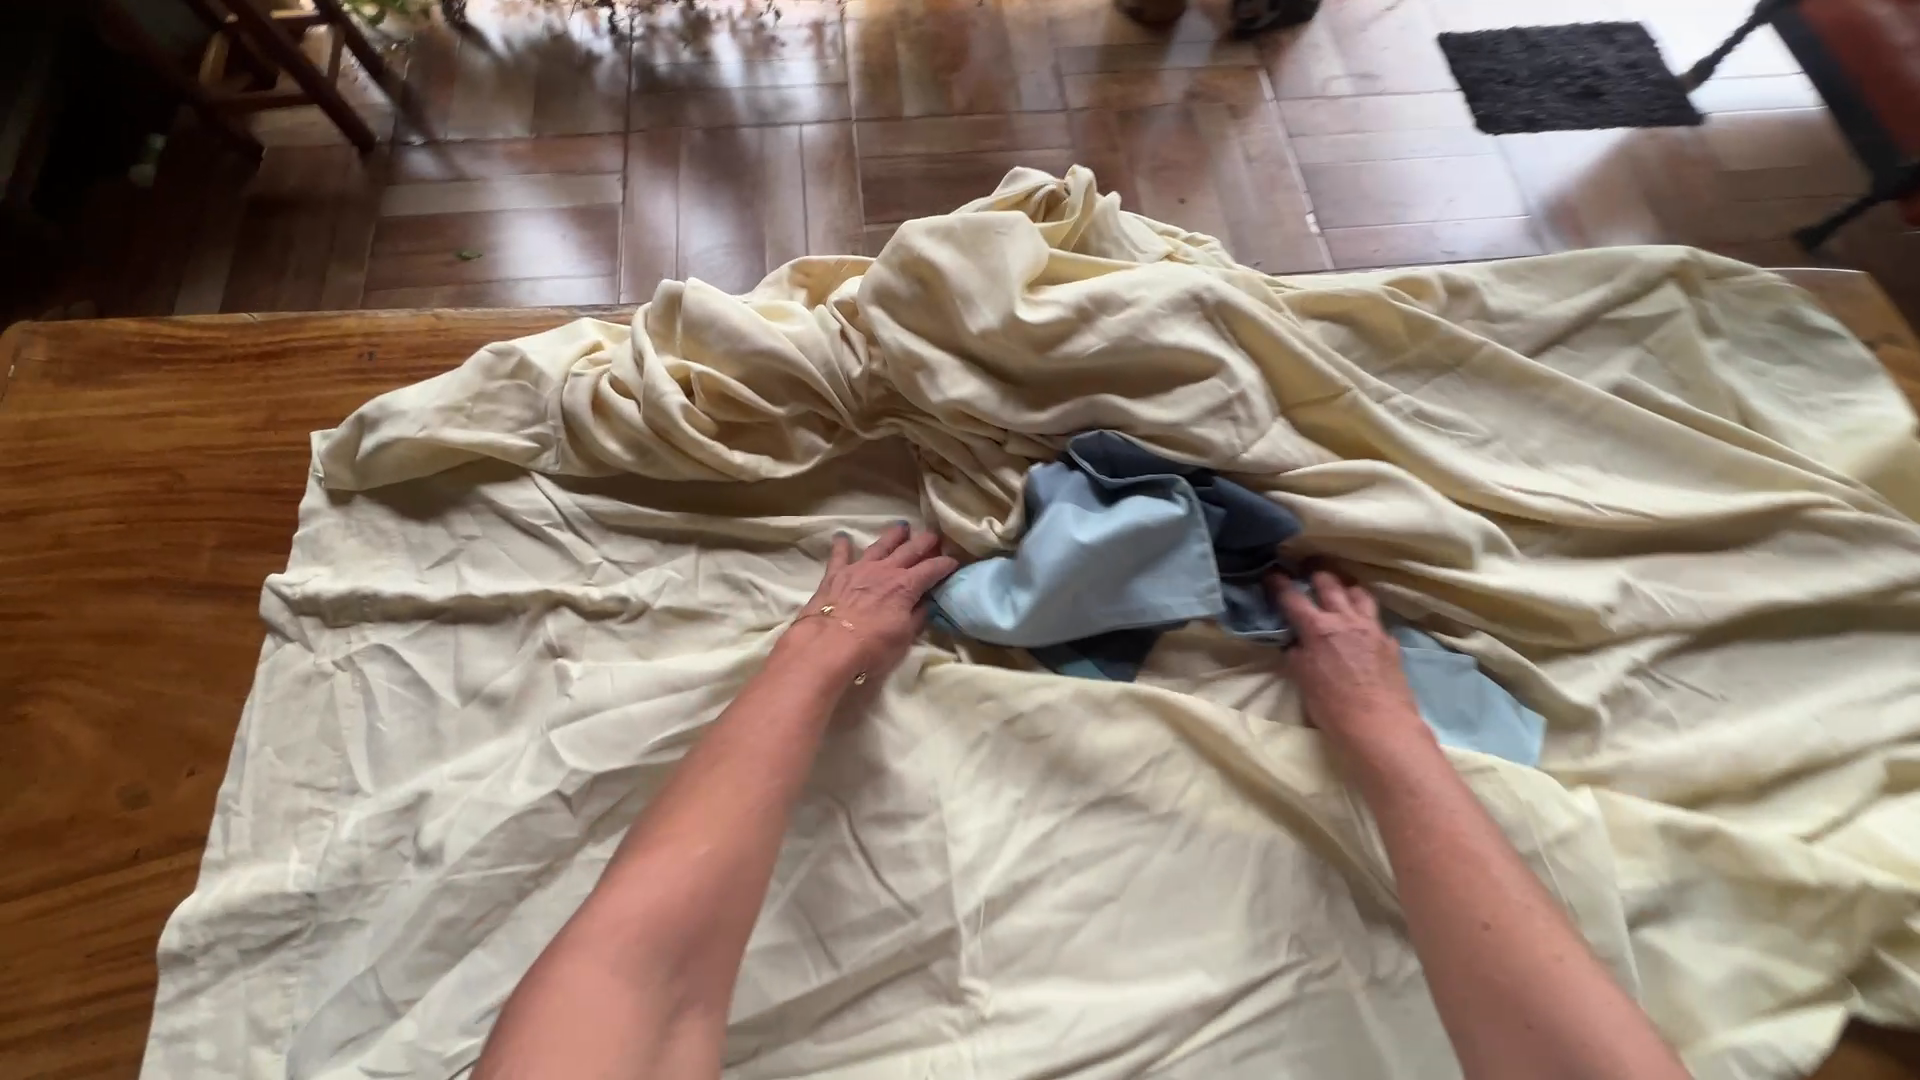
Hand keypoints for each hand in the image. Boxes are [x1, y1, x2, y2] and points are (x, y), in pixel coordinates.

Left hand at [781, 523, 958, 681]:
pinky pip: (840, 554)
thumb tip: (927, 604)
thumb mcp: (904, 637)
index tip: (954, 561)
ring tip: (902, 526)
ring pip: (880, 545)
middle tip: (934, 535)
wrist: (828, 645)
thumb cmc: (872, 647)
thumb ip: (917, 617)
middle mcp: (885, 570)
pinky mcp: (836, 574)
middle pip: (910, 550)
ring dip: (893, 535)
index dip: (945, 564)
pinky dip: (842, 544)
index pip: (932, 569)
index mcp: (906, 586)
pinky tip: (841, 536)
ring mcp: (859, 568)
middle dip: (925, 541)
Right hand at [1272, 570, 1425, 752]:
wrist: (1379, 724)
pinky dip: (1363, 615)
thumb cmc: (1331, 706)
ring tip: (1339, 590)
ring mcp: (1371, 628)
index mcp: (1317, 629)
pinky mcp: (1389, 641)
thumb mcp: (1301, 677)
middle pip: (1329, 583)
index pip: (1292, 597)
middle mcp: (1345, 620)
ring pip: (1358, 593)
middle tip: (1307, 572)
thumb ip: (1296, 652)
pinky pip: (1375, 617)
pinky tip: (1360, 625)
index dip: (1278, 583)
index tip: (1271, 574)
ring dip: (1345, 588)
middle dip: (1315, 574)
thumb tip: (1295, 641)